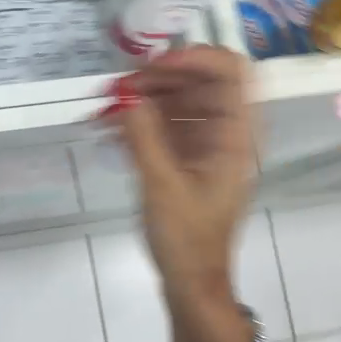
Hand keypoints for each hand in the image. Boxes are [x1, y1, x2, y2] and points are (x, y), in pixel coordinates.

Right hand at [98, 48, 256, 341]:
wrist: (192, 284)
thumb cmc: (187, 239)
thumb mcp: (162, 185)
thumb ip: (142, 135)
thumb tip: (123, 94)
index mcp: (236, 135)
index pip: (230, 70)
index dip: (193, 57)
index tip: (150, 67)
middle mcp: (226, 132)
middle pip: (199, 81)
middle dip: (157, 77)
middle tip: (117, 89)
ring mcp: (206, 146)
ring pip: (179, 102)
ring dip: (142, 99)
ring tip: (104, 108)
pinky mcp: (187, 161)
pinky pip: (166, 126)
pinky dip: (139, 122)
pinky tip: (108, 128)